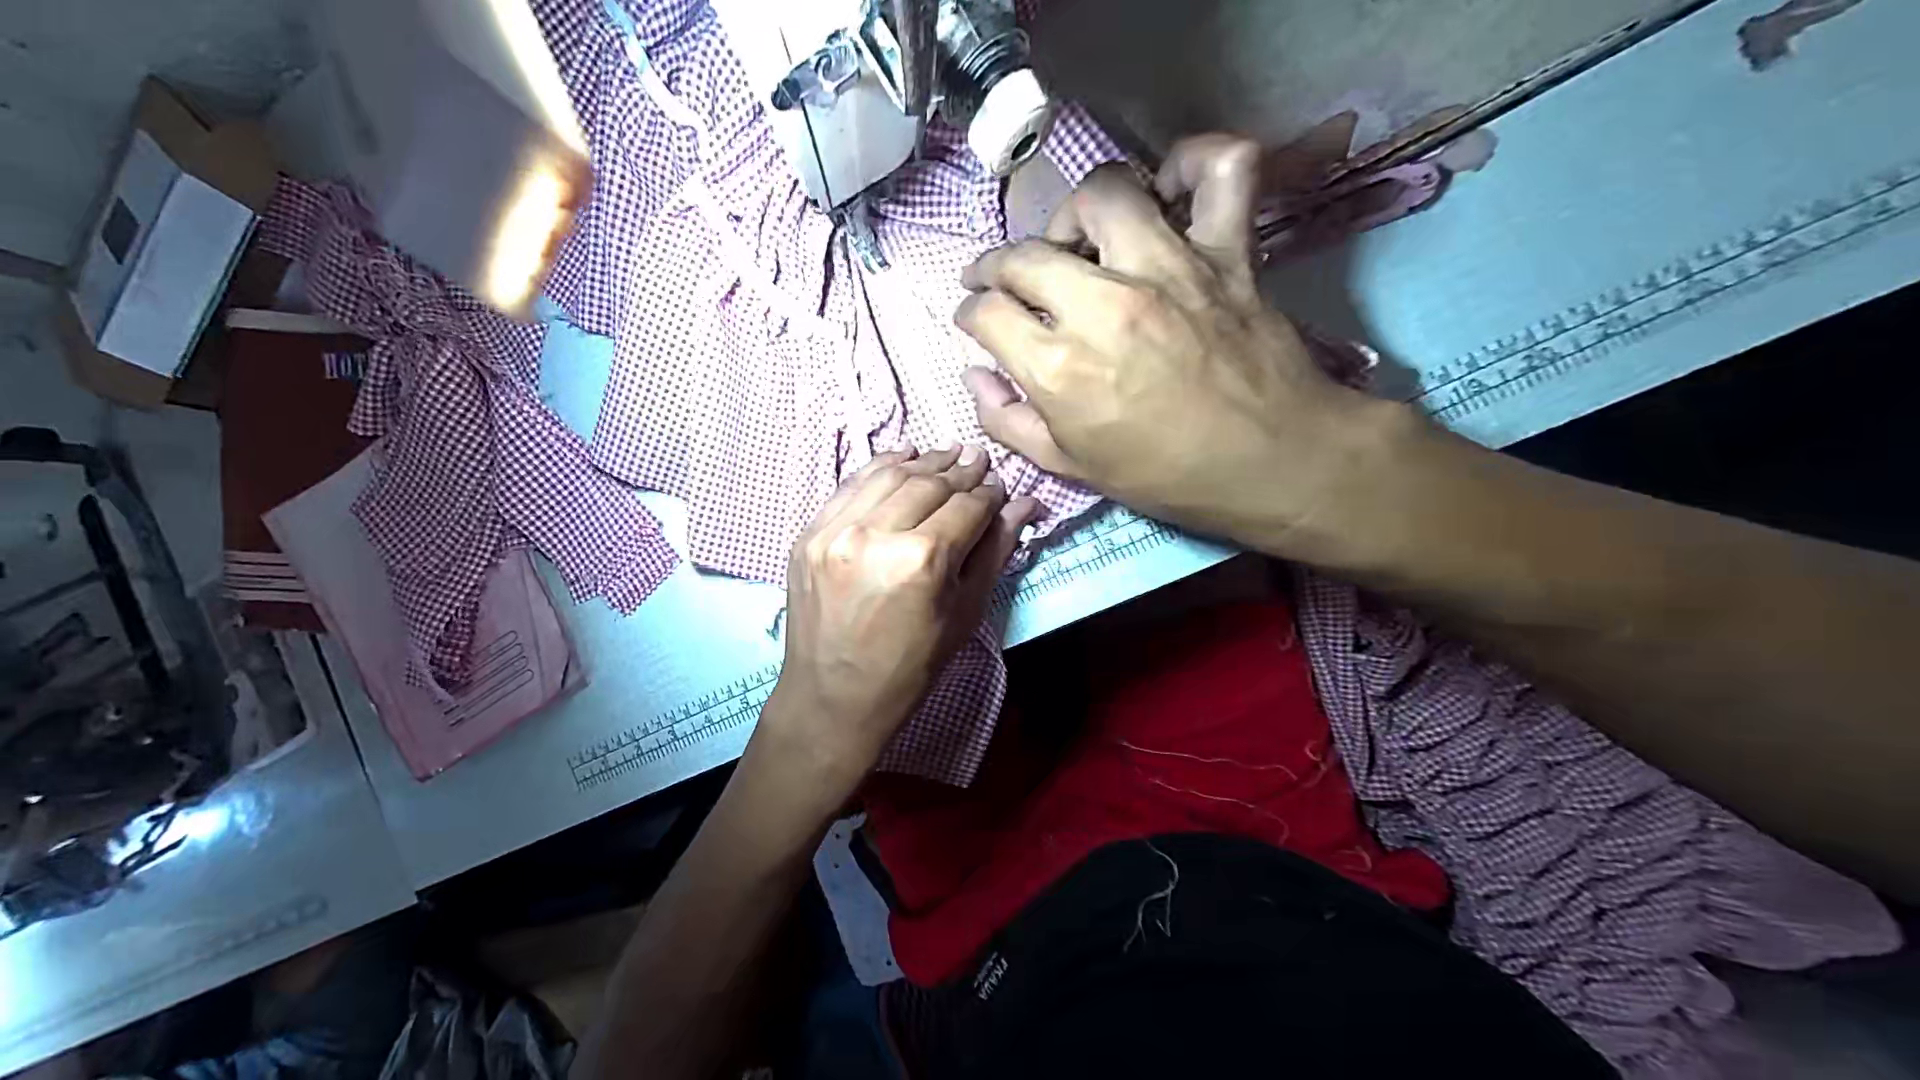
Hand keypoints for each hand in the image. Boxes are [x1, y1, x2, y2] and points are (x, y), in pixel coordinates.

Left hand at [760, 445, 1037, 787]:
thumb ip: (994, 551)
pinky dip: (879, 467)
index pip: (966, 507)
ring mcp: (835, 530)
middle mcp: (876, 534)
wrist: (834, 697)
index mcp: (922, 560)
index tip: (999, 484)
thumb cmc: (911, 666)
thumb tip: (1023, 504)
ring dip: (922, 461)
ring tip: (946, 453)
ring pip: (889, 475)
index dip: (988, 493)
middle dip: (959, 471)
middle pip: (929, 483)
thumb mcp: (965, 613)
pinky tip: (901, 458)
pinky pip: (851, 485)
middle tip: (978, 460)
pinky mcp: (809, 533)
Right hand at [954, 134, 1392, 550]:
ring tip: (1079, 245)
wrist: (1271, 465)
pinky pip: (1220, 171)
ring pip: (1101, 196)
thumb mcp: (1069, 467)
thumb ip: (1007, 421)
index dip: (969, 313)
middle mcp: (1103, 305)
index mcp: (1059, 367)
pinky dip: (1193, 163)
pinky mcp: (1227, 251)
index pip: (986, 312)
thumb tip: (974, 374)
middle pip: (1024, 254)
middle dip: (996, 267)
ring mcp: (1168, 268)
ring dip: (1073, 216)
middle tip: (1003, 281)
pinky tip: (1168, 189)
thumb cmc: (1164, 475)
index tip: (977, 319)